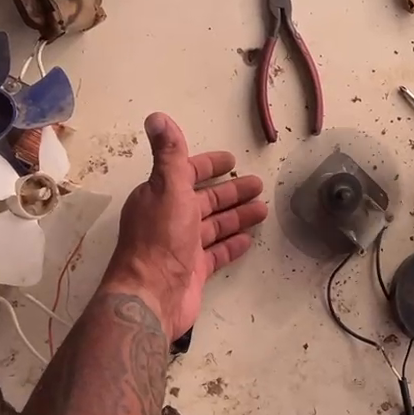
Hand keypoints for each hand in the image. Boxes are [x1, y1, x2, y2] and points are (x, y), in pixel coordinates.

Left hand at [101, 112, 267, 337]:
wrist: (150, 298)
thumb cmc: (160, 238)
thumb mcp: (167, 186)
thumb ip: (169, 152)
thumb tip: (156, 116)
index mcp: (161, 197)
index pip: (189, 173)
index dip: (210, 165)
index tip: (232, 160)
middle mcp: (170, 219)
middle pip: (206, 200)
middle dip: (231, 191)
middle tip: (258, 184)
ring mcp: (182, 247)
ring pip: (215, 225)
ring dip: (237, 215)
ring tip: (263, 208)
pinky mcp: (193, 272)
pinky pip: (217, 253)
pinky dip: (232, 243)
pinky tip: (249, 238)